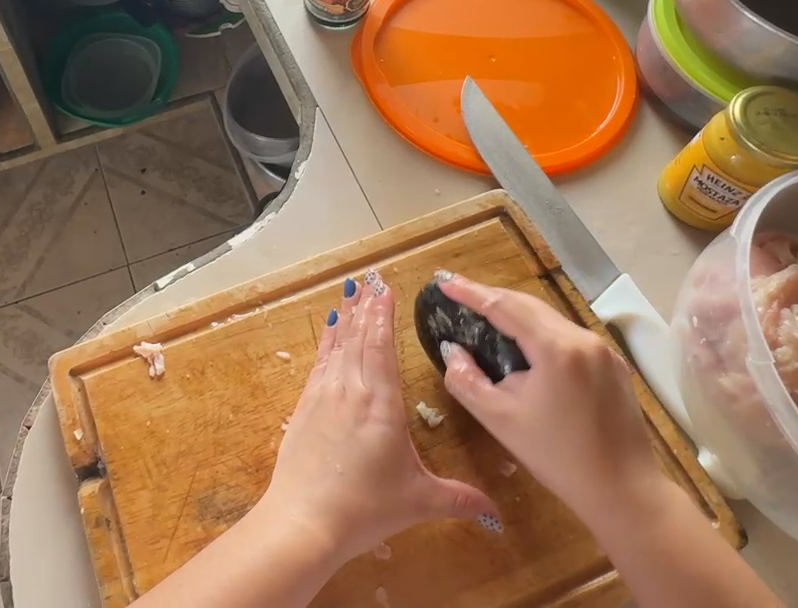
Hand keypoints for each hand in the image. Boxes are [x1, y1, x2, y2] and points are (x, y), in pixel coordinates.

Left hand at [255, 271, 499, 565]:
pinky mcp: (305, 406)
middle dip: (366, 307)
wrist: (304, 519)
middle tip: (369, 279)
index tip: (385, 289)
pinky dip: (327, 341)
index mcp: (381, 403)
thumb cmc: (365, 507)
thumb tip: (493, 509)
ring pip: (338, 345)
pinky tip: (330, 329)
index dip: (383, 315)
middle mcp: (351, 389)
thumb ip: (457, 498)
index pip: (381, 347)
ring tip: (350, 292)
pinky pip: (320, 362)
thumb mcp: (418, 501)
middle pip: (359, 338)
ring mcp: (324, 395)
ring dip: (346, 317)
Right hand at [435, 274, 663, 521]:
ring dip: (516, 314)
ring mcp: (603, 350)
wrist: (626, 494)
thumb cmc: (558, 458)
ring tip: (486, 315)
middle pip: (529, 305)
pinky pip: (568, 335)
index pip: (504, 307)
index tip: (443, 282)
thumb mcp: (499, 420)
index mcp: (556, 349)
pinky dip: (540, 331)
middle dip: (492, 297)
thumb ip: (466, 380)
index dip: (471, 292)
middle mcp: (583, 339)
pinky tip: (525, 344)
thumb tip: (452, 350)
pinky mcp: (614, 365)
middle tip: (459, 294)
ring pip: (549, 318)